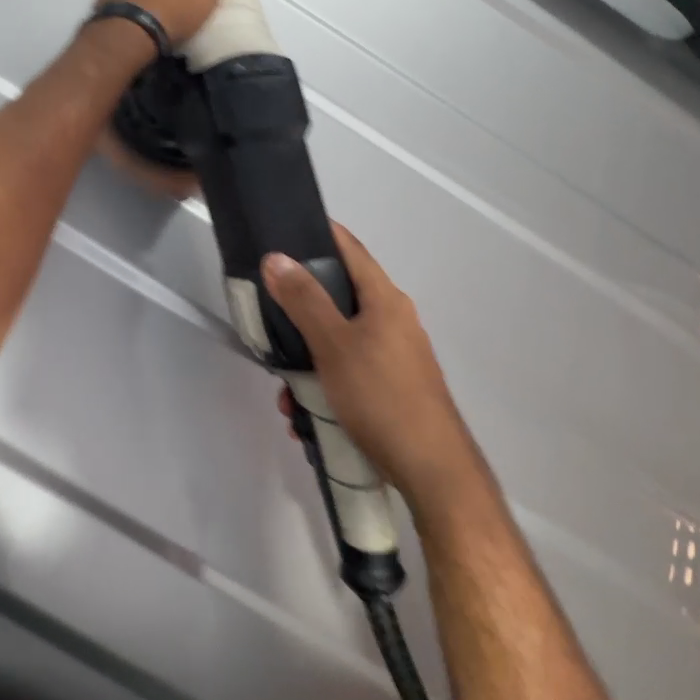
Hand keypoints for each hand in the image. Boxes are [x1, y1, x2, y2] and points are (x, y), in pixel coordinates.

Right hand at [261, 224, 478, 503]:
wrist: (431, 469)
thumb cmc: (381, 397)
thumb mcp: (333, 345)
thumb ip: (304, 300)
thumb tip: (276, 257)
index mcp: (385, 299)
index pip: (349, 248)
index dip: (318, 233)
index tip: (282, 230)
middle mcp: (393, 321)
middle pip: (337, 299)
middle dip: (297, 318)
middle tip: (269, 330)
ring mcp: (394, 356)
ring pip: (337, 344)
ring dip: (305, 366)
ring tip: (287, 398)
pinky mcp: (390, 388)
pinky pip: (347, 375)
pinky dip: (323, 390)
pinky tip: (306, 419)